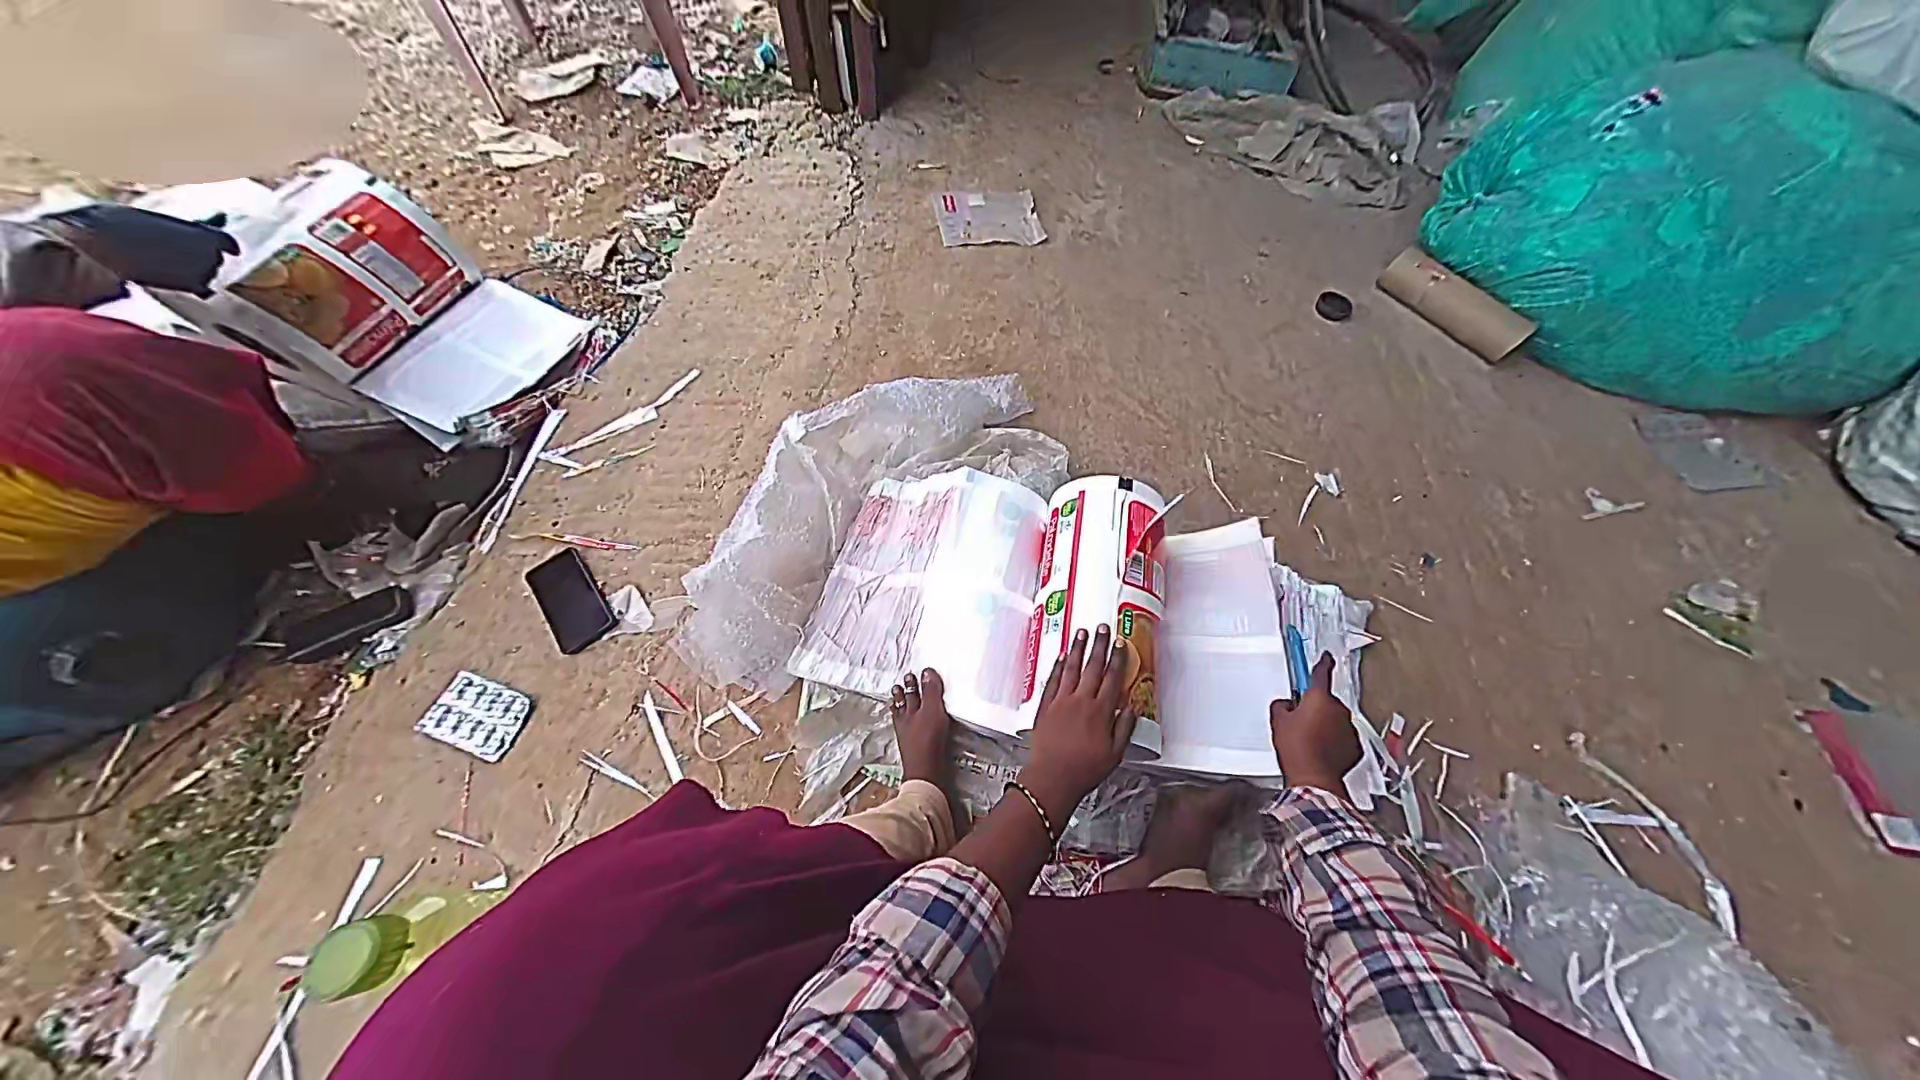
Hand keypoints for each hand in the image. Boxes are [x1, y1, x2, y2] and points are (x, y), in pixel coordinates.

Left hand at [1019, 625, 1137, 822]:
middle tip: (1103, 627)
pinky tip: (1062, 656)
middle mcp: (1081, 701)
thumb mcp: (1114, 753)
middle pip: (1093, 667)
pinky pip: (1053, 680)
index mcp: (1100, 711)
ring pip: (1071, 669)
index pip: (1112, 678)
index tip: (1121, 643)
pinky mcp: (1045, 706)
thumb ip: (1124, 728)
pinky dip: (1058, 666)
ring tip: (1082, 632)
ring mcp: (1061, 701)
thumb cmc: (1085, 769)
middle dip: (1099, 645)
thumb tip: (1132, 707)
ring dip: (1078, 649)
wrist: (1053, 777)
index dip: (1117, 659)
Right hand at [1269, 653, 1359, 797]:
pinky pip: (1343, 737)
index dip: (1323, 663)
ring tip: (1309, 739)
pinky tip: (1320, 750)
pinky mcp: (1355, 746)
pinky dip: (1334, 740)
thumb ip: (1282, 705)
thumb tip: (1286, 705)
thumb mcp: (1278, 721)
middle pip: (1326, 701)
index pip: (1322, 673)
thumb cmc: (1297, 749)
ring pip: (1335, 720)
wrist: (1314, 778)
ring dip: (1324, 725)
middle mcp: (1339, 710)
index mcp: (1319, 698)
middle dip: (1315, 707)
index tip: (1326, 658)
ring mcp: (1349, 728)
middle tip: (1299, 720)